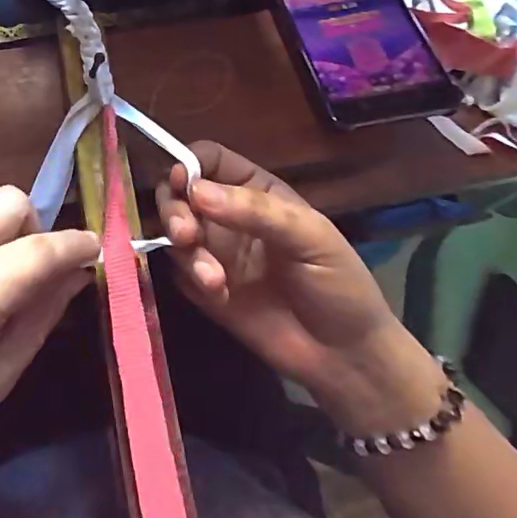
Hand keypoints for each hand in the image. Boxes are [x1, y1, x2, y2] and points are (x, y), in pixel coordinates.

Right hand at [157, 141, 445, 433]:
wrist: (345, 358)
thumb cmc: (339, 284)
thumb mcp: (310, 236)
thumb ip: (255, 210)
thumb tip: (196, 191)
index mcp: (254, 190)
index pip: (208, 159)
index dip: (189, 163)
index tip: (182, 182)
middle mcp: (225, 214)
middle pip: (177, 191)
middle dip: (173, 208)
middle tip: (185, 234)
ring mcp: (212, 249)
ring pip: (171, 230)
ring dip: (183, 250)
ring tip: (213, 278)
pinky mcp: (201, 286)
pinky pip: (177, 270)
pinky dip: (190, 278)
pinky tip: (220, 295)